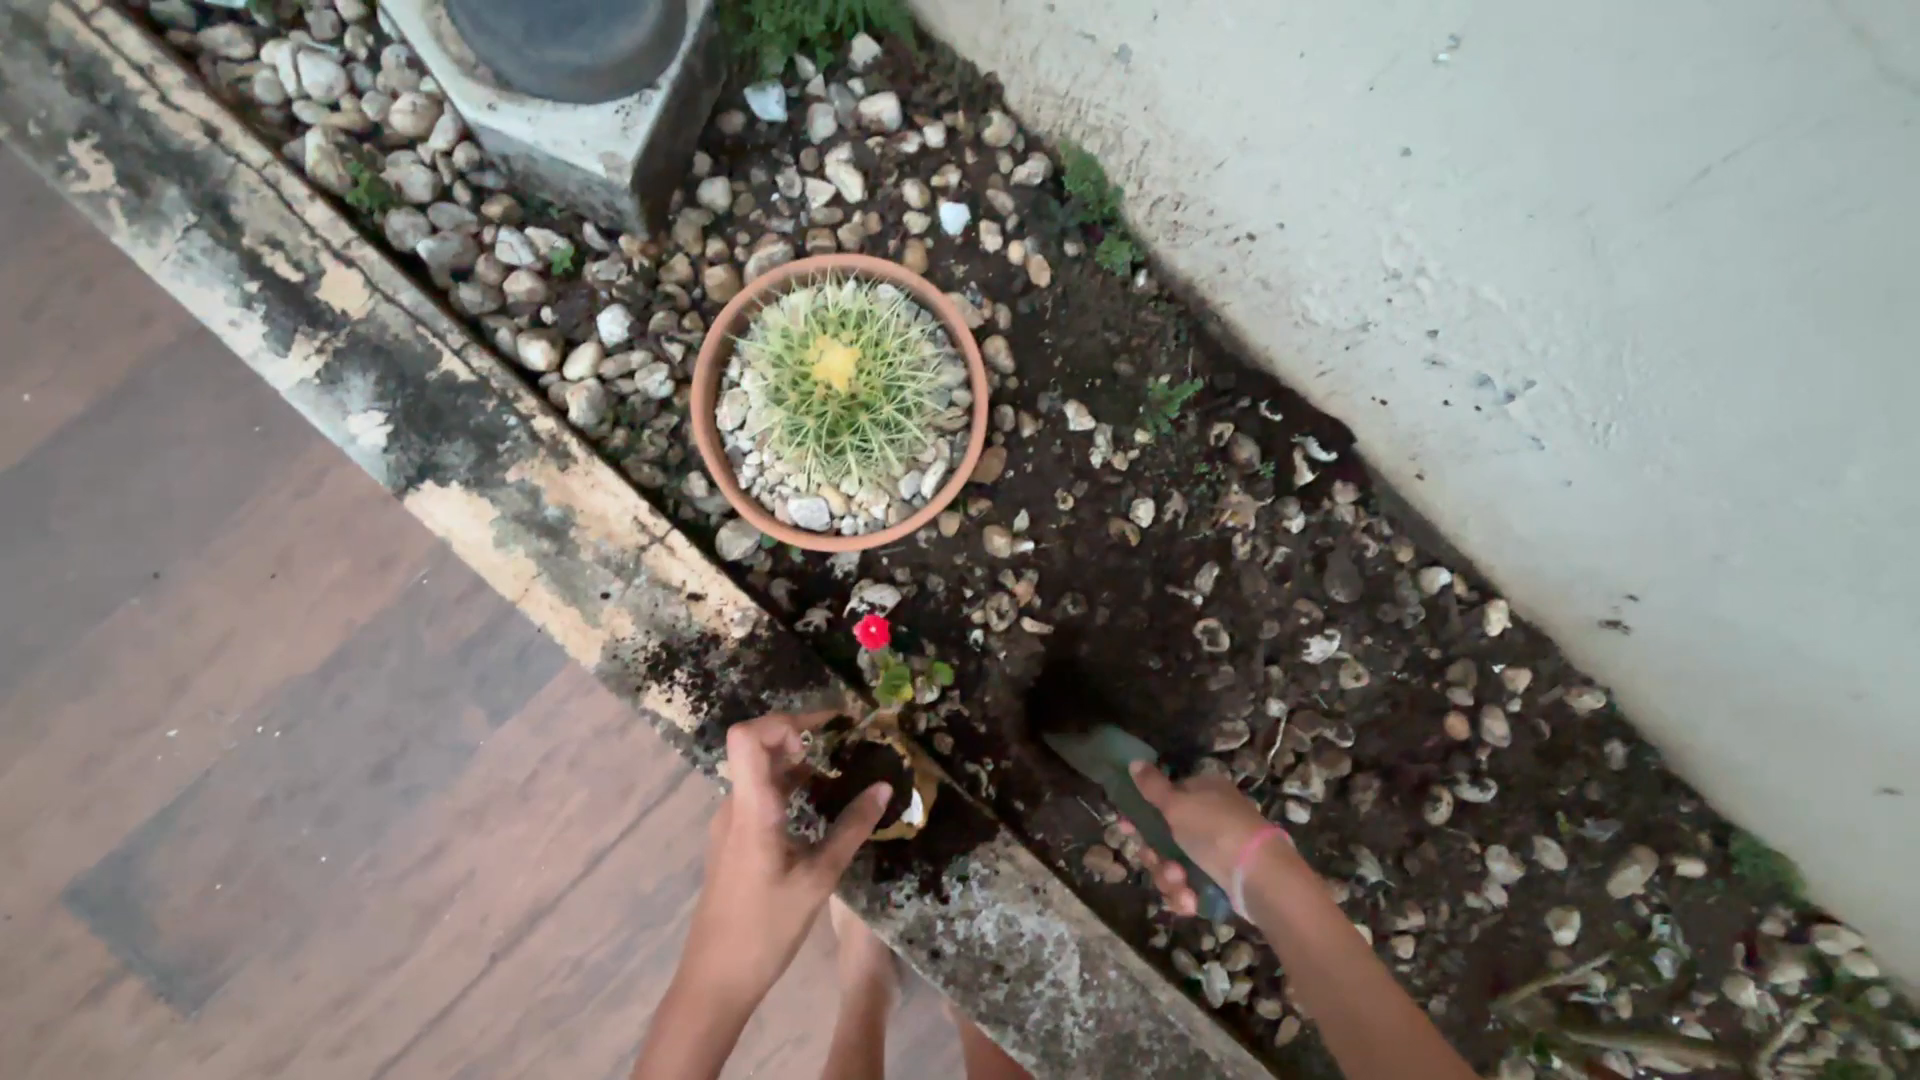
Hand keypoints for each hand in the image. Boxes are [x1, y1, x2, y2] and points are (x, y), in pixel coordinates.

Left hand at [681, 711, 891, 1007]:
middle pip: (757, 746)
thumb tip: (884, 788)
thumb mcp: (819, 880)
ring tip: (841, 771)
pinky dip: (789, 786)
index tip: (825, 733)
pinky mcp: (733, 838)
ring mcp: (730, 822)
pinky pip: (759, 794)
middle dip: (802, 734)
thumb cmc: (766, 930)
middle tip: (846, 744)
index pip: (747, 736)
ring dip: (798, 761)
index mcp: (752, 809)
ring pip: (760, 771)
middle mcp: (735, 805)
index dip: (784, 721)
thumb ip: (851, 829)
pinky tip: (819, 805)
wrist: (715, 980)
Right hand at [1123, 760, 1274, 916]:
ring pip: (1173, 865)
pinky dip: (1186, 895)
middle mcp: (1210, 818)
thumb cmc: (1216, 830)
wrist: (1261, 878)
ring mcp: (1216, 851)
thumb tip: (1134, 762)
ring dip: (1169, 878)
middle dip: (1156, 855)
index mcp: (1203, 792)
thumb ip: (1152, 786)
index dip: (1142, 814)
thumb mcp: (1178, 804)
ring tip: (1181, 885)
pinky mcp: (1220, 881)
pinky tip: (1190, 900)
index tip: (1125, 828)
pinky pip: (1190, 886)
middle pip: (1164, 837)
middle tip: (1157, 861)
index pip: (1165, 798)